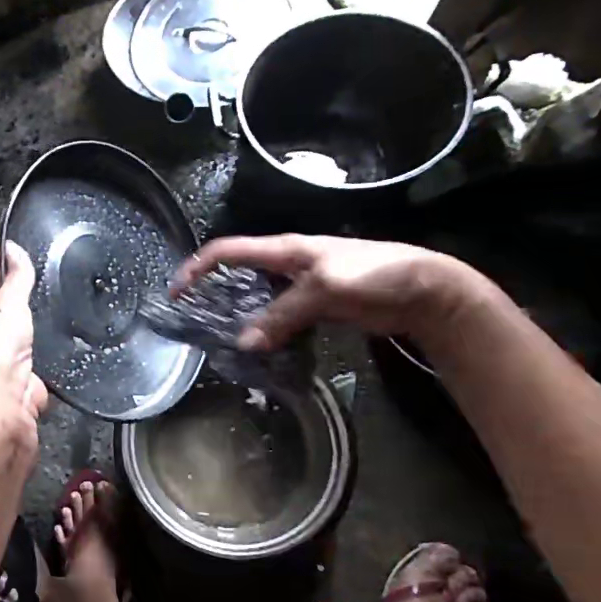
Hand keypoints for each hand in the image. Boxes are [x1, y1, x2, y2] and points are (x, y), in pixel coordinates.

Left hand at [0, 242, 49, 463]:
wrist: (2, 411)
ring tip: (52, 285)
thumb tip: (14, 248)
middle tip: (39, 256)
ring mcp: (2, 351)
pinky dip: (43, 334)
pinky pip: (33, 345)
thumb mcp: (8, 305)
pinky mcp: (21, 371)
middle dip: (13, 277)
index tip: (8, 235)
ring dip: (30, 306)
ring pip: (17, 321)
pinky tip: (59, 325)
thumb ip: (16, 277)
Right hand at [175, 234, 478, 349]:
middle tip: (195, 323)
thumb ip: (283, 314)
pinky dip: (264, 332)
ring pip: (255, 300)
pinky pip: (278, 319)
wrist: (424, 289)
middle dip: (211, 294)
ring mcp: (299, 286)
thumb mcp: (324, 289)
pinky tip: (260, 351)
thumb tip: (243, 343)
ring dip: (237, 318)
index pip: (227, 251)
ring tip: (221, 342)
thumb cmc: (374, 274)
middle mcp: (285, 265)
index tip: (176, 292)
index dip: (196, 267)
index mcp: (283, 249)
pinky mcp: (314, 306)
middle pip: (236, 275)